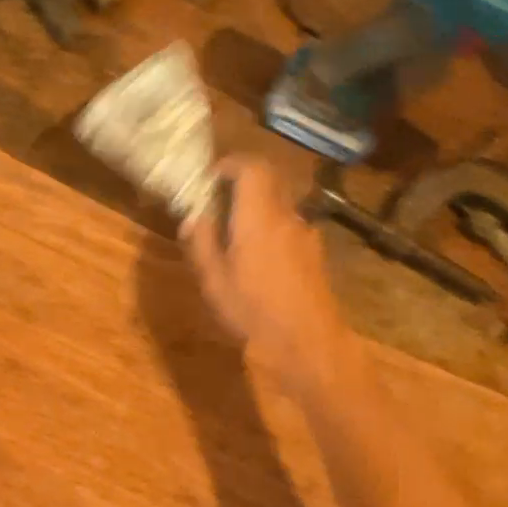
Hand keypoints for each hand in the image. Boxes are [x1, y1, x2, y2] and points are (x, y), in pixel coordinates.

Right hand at [184, 156, 356, 393]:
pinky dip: (268, 232)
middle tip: (214, 206)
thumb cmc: (252, 310)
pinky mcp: (313, 254)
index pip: (251, 168)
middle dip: (240, 187)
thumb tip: (193, 217)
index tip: (209, 177)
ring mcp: (305, 234)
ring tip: (231, 241)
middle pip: (267, 184)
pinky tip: (255, 264)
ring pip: (277, 208)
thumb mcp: (213, 279)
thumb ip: (201, 242)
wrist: (305, 342)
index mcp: (259, 217)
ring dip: (254, 213)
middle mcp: (287, 217)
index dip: (230, 164)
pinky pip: (287, 229)